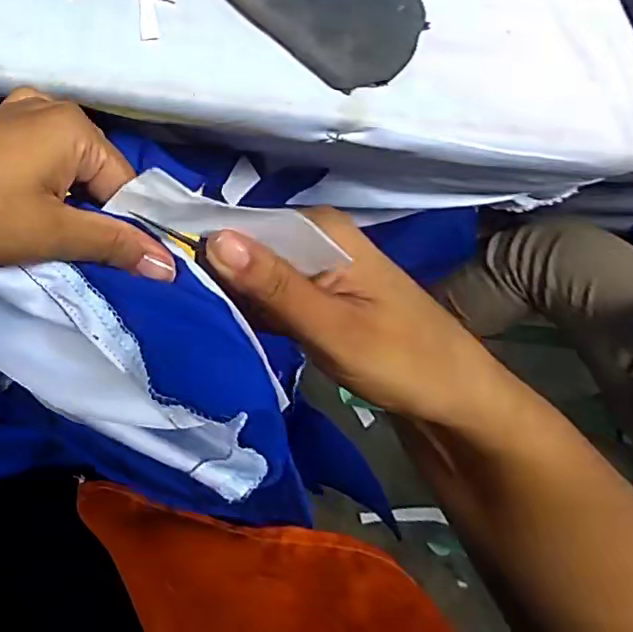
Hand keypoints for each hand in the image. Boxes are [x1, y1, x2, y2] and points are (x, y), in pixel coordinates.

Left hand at [0, 89, 175, 279]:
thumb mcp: (52, 233)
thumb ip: (115, 243)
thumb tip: (170, 265)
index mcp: (73, 124)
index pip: (124, 183)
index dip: (123, 226)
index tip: (109, 260)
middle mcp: (48, 106)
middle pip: (93, 169)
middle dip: (87, 210)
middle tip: (60, 245)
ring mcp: (14, 110)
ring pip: (62, 164)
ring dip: (59, 199)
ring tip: (31, 228)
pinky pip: (32, 154)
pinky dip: (34, 182)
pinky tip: (11, 203)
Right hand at [205, 208, 531, 433]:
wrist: (462, 409)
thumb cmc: (407, 364)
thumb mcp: (333, 328)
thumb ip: (273, 284)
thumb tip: (214, 239)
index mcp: (319, 228)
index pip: (239, 224)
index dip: (203, 247)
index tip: (170, 277)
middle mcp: (312, 235)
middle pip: (240, 245)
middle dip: (213, 273)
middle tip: (182, 303)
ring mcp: (312, 263)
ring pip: (248, 269)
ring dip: (227, 293)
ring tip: (195, 314)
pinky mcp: (310, 289)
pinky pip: (262, 289)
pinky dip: (246, 307)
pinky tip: (226, 323)